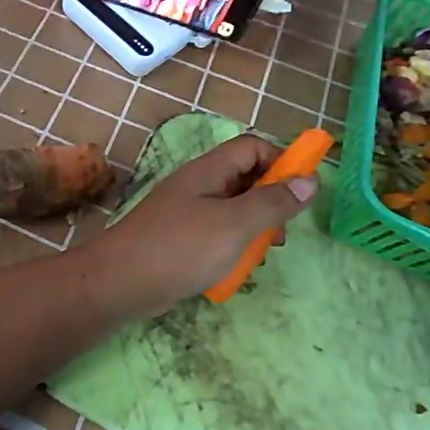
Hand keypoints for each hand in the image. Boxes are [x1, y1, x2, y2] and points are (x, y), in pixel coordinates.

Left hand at [77, 134, 317, 315]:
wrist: (120, 282)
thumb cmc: (180, 248)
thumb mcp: (235, 224)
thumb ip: (272, 202)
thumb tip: (309, 180)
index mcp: (207, 171)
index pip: (251, 147)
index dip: (280, 162)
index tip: (299, 194)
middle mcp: (196, 186)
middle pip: (244, 179)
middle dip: (270, 203)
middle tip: (279, 235)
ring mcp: (185, 213)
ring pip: (232, 211)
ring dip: (252, 230)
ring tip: (258, 256)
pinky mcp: (180, 239)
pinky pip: (215, 235)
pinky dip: (230, 249)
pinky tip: (233, 270)